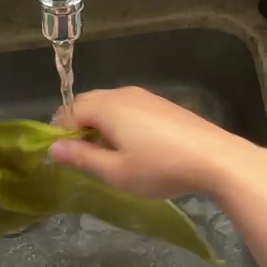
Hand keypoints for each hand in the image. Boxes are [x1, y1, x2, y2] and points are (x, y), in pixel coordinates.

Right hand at [49, 86, 266, 200]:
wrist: (215, 159)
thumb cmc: (160, 168)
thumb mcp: (115, 171)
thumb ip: (81, 158)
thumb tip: (52, 148)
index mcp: (106, 106)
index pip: (68, 111)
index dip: (59, 134)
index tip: (62, 158)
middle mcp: (123, 94)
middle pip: (87, 103)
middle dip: (78, 127)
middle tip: (82, 158)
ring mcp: (145, 97)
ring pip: (109, 105)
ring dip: (99, 125)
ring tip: (107, 155)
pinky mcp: (162, 105)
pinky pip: (128, 108)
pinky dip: (119, 123)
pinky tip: (132, 147)